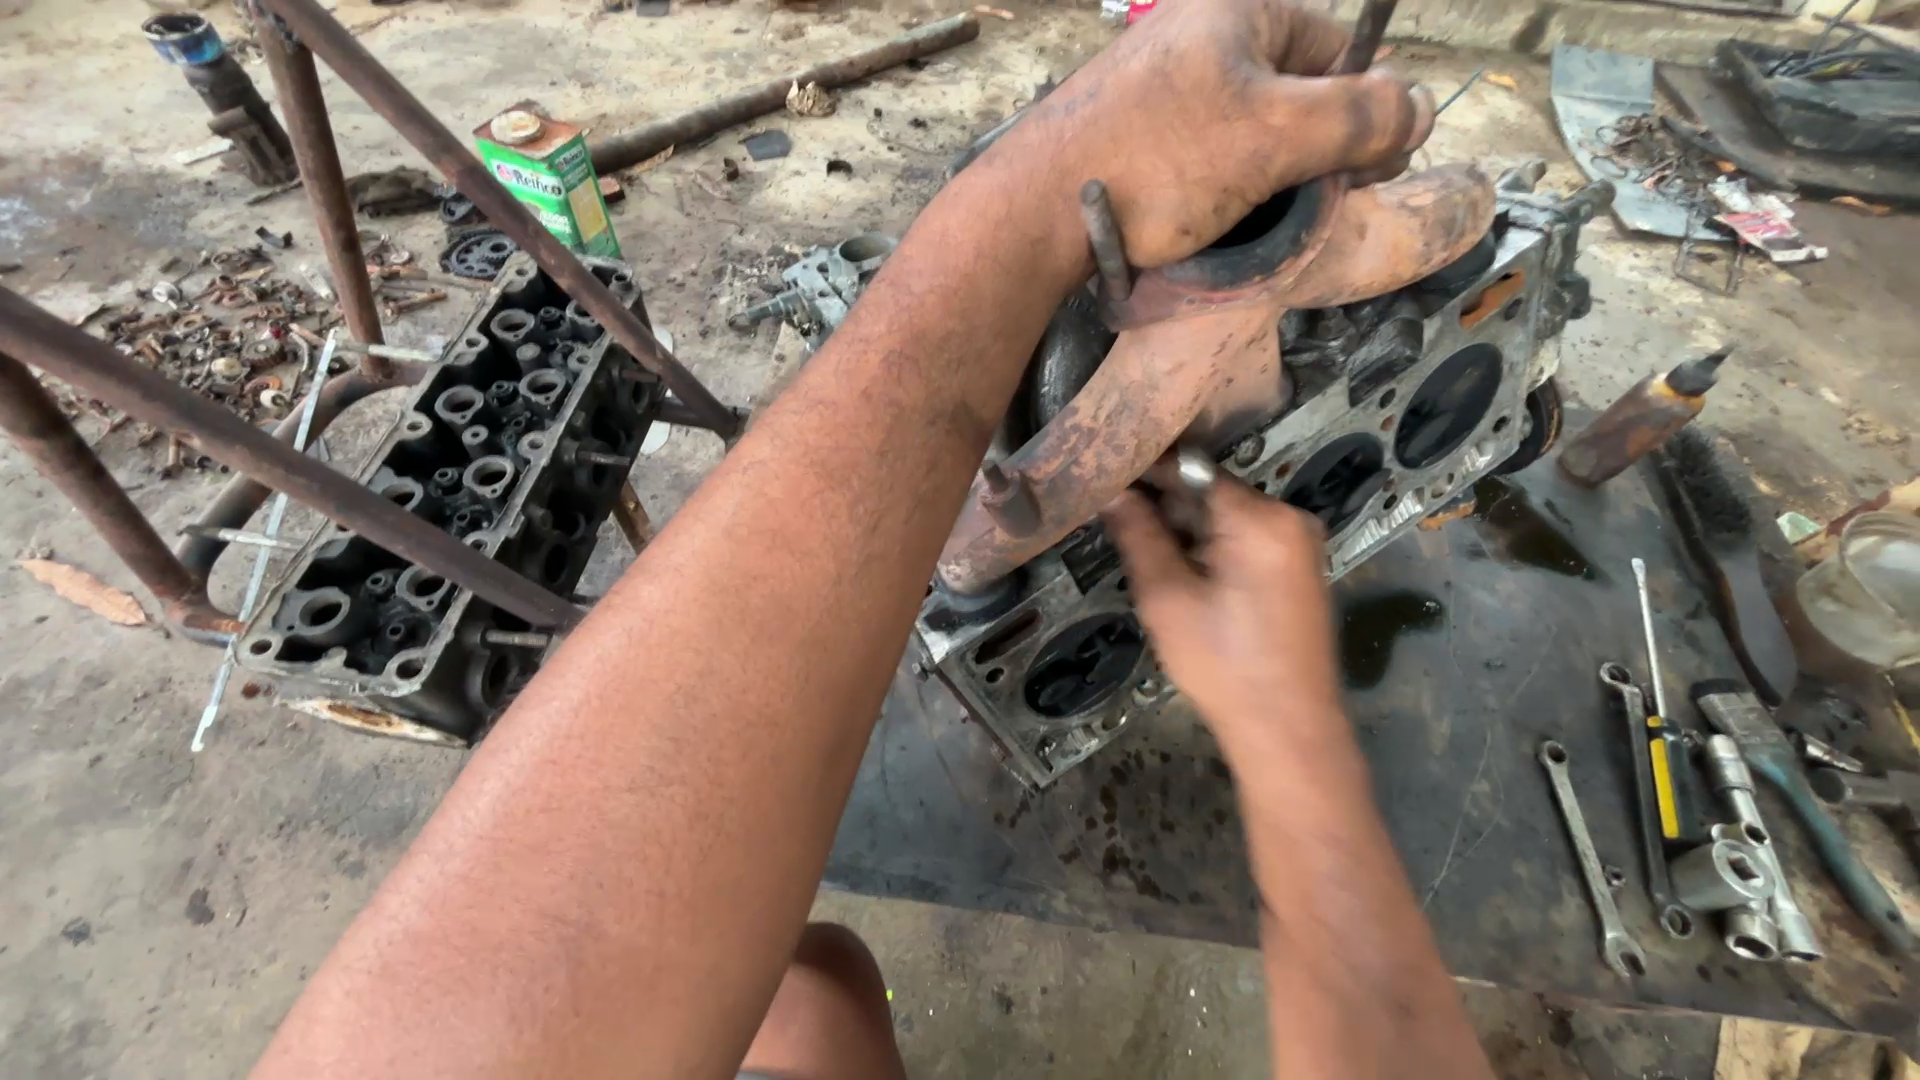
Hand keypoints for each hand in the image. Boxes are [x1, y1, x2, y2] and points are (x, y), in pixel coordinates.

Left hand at [1008, 0, 1435, 267]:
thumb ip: (1359, 117)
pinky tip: (1207, 222)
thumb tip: (1420, 109)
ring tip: (1255, 223)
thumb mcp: (1277, 136)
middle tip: (1309, 208)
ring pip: (1237, 133)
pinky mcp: (1122, 137)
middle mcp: (1190, 37)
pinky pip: (1191, 158)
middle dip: (1308, 151)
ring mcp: (1150, 89)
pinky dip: (1211, 188)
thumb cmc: (1159, 166)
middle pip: (1286, 92)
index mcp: (1235, 9)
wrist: (1034, 216)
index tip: (1366, 173)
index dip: (1363, 109)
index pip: (1335, 47)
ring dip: (1260, 178)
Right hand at [1102, 481, 1340, 749]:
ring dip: (1187, 528)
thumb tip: (1111, 491)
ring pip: (1228, 517)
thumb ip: (1137, 534)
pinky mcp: (1301, 568)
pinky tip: (1182, 570)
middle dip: (1165, 504)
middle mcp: (1290, 517)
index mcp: (1261, 518)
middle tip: (1117, 519)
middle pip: (1212, 493)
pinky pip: (1247, 539)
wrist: (1287, 726)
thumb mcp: (1166, 595)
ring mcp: (1301, 544)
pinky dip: (1213, 546)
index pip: (1192, 471)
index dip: (1147, 471)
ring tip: (1142, 547)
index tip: (1107, 474)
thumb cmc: (1220, 662)